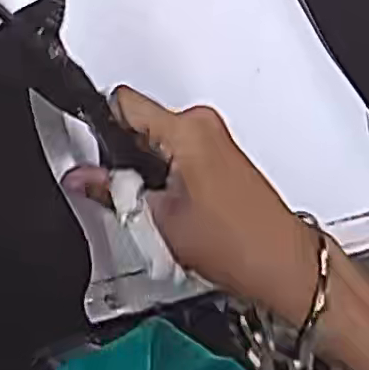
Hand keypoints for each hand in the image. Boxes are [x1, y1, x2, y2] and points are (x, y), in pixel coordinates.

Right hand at [63, 86, 319, 320]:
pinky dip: (168, 165)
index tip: (94, 146)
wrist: (288, 268)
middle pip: (140, 119)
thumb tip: (80, 178)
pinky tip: (177, 200)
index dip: (101, 125)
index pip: (122, 102)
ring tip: (159, 201)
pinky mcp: (221, 146)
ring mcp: (214, 133)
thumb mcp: (160, 222)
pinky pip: (179, 142)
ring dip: (148, 160)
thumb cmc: (241, 246)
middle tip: (131, 188)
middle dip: (126, 151)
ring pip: (158, 133)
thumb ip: (110, 191)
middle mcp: (202, 121)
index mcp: (185, 129)